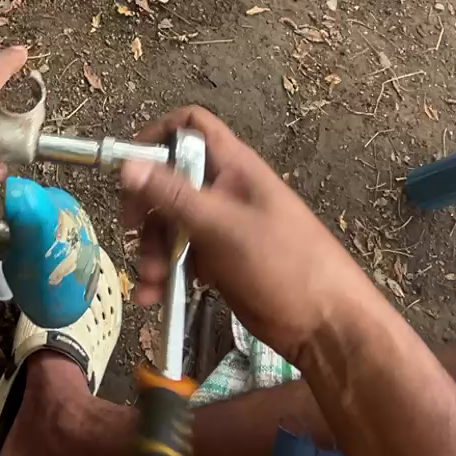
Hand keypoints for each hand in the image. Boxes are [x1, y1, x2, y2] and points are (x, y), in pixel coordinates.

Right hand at [119, 106, 384, 354]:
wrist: (327, 328)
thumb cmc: (284, 264)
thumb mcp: (223, 226)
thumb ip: (173, 195)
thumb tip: (127, 165)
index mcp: (232, 166)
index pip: (190, 127)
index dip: (158, 134)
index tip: (131, 164)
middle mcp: (222, 189)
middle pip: (167, 179)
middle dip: (146, 207)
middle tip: (129, 229)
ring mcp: (219, 225)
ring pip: (168, 222)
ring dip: (152, 249)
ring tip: (150, 278)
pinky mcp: (217, 259)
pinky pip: (178, 255)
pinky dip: (162, 273)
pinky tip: (153, 296)